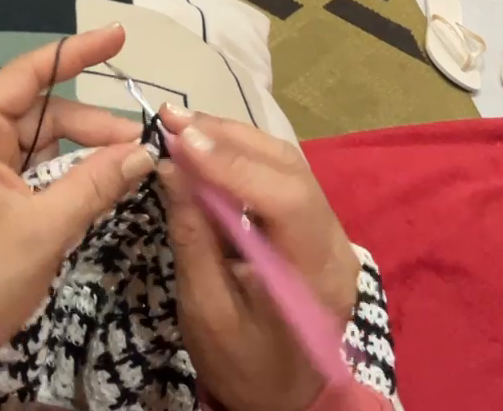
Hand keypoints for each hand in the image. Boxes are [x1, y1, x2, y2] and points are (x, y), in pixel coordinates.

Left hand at [0, 26, 157, 391]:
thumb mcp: (45, 227)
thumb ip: (96, 183)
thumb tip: (144, 151)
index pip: (30, 73)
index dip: (76, 52)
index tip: (119, 35)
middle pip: (45, 109)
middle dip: (94, 122)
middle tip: (141, 141)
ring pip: (46, 137)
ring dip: (87, 146)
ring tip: (132, 158)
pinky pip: (40, 162)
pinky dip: (72, 167)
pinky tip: (106, 174)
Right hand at [156, 105, 360, 410]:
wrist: (287, 397)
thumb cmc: (243, 364)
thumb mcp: (205, 311)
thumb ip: (191, 236)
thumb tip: (169, 167)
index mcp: (313, 276)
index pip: (285, 201)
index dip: (231, 163)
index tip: (179, 140)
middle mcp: (333, 242)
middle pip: (287, 168)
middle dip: (225, 137)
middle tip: (169, 118)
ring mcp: (329, 228)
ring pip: (284, 160)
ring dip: (230, 135)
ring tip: (179, 123)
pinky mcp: (314, 220)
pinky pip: (279, 170)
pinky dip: (239, 149)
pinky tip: (205, 141)